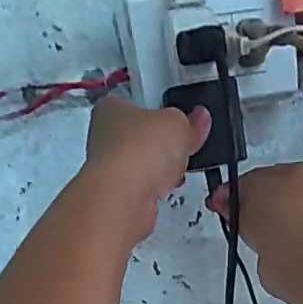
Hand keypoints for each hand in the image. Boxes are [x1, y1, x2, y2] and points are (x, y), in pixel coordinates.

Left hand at [82, 95, 211, 216]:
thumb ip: (190, 122)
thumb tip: (199, 120)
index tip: (179, 117)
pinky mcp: (119, 199)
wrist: (123, 199)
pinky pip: (144, 190)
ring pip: (142, 167)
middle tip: (181, 144)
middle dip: (162, 144)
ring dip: (161, 169)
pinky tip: (164, 187)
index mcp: (110, 109)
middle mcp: (104, 140)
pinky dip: (156, 189)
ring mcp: (110, 172)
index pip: (138, 104)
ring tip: (175, 167)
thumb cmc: (134, 153)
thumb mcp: (177, 124)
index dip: (161, 111)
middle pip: (141, 138)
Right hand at [208, 163, 302, 292]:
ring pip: (266, 219)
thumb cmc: (273, 211)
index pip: (262, 174)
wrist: (290, 251)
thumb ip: (233, 187)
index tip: (221, 197)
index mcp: (299, 171)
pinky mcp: (294, 246)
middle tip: (226, 213)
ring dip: (251, 224)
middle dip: (244, 205)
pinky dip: (259, 240)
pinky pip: (269, 238)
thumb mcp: (245, 186)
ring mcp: (301, 222)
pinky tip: (254, 242)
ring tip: (241, 229)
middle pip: (264, 197)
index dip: (239, 186)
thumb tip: (223, 195)